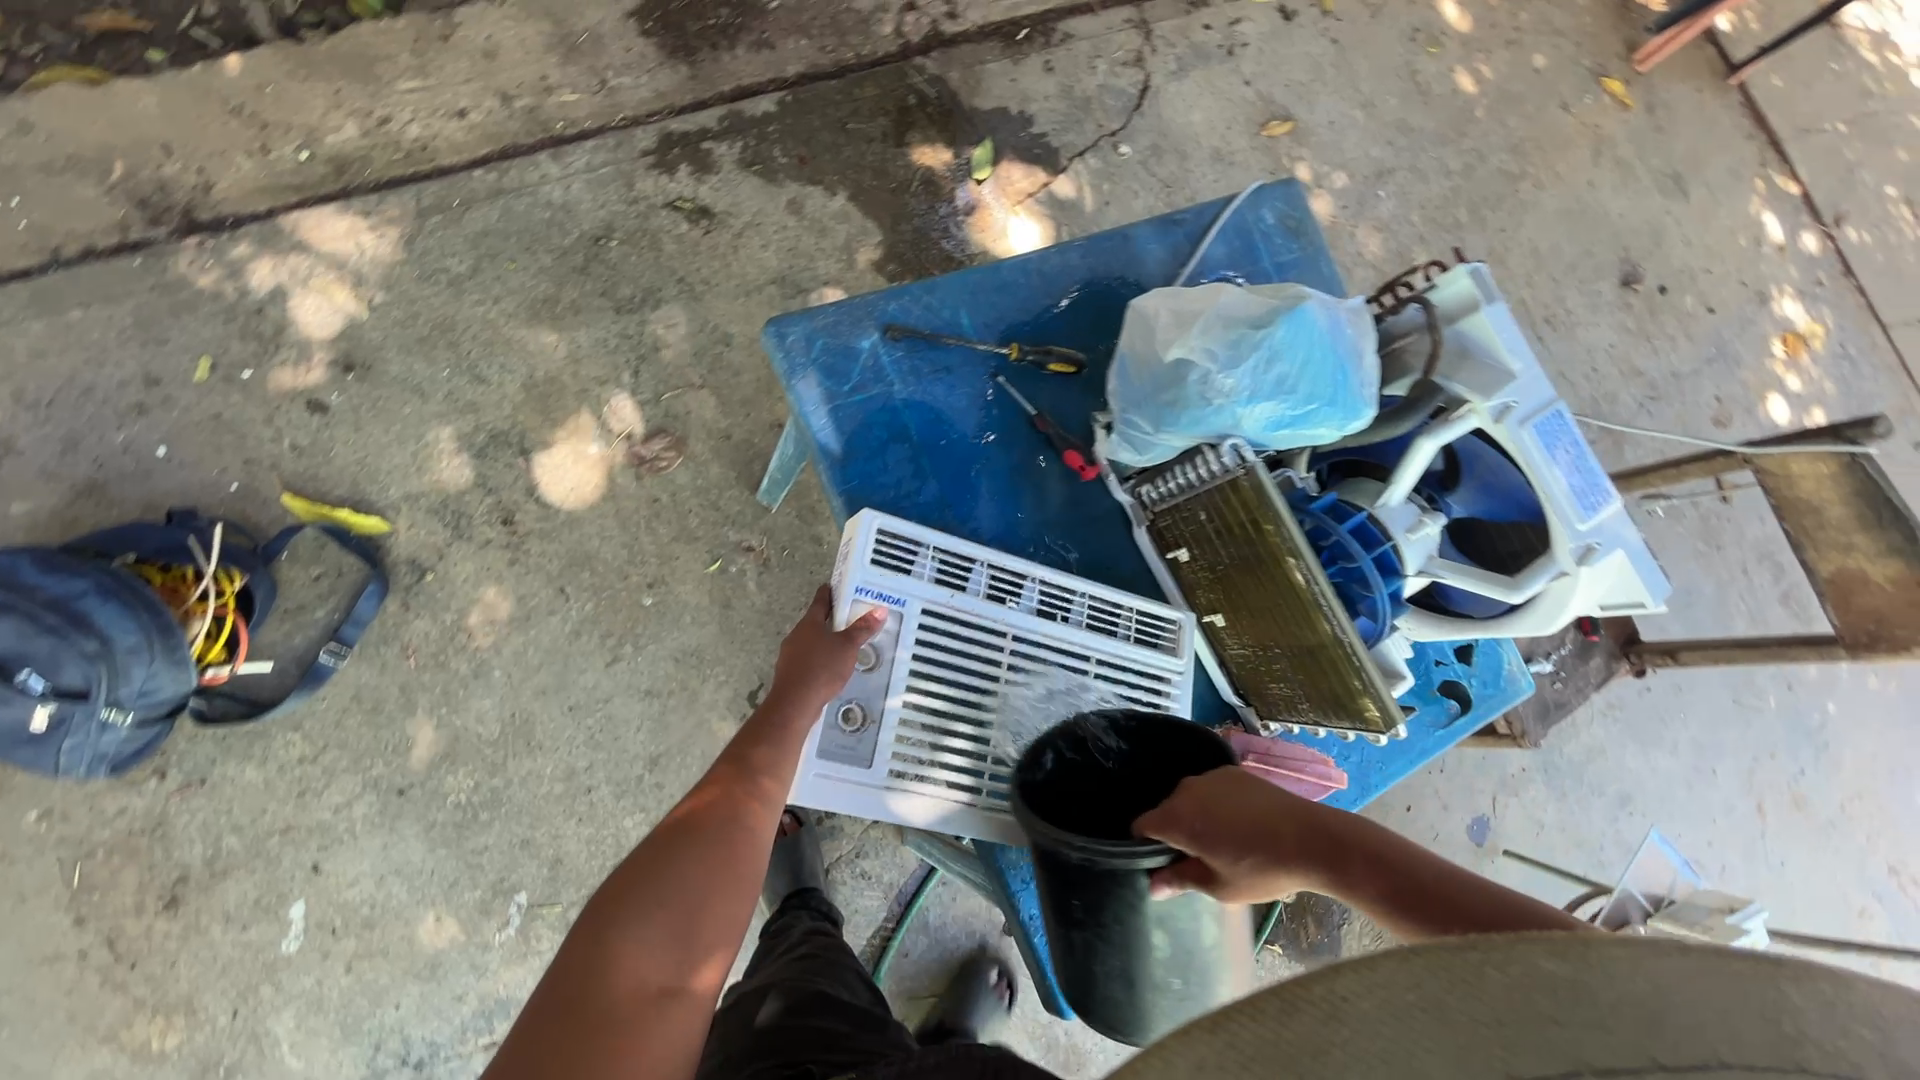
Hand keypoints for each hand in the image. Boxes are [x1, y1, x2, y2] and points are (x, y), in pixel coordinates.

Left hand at [767, 585, 886, 713]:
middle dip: (830, 619)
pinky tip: (830, 668)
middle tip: (849, 616)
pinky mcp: (790, 672)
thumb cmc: (822, 668)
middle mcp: (797, 635)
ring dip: (824, 640)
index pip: (820, 600)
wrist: (794, 703)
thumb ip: (863, 629)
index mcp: (809, 623)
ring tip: (843, 644)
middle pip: (815, 621)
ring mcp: (790, 654)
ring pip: (810, 641)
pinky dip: (819, 658)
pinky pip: (807, 658)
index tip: (837, 586)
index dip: (829, 592)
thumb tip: (880, 609)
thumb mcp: (848, 647)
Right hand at [1133, 765, 1346, 902]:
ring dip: (1196, 817)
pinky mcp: (1235, 772)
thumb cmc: (1261, 869)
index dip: (1146, 846)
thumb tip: (1152, 885)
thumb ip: (1181, 880)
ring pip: (1190, 799)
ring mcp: (1211, 777)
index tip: (1164, 863)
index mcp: (1177, 818)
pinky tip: (1242, 823)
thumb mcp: (1219, 886)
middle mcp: (1187, 790)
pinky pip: (1211, 789)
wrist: (1313, 839)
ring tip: (1224, 841)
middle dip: (1174, 832)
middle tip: (1199, 858)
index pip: (1141, 826)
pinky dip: (1216, 804)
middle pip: (1166, 811)